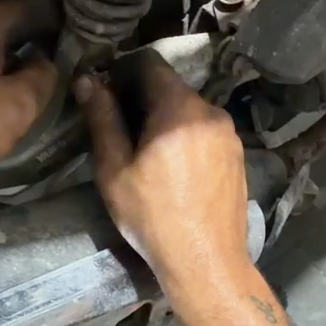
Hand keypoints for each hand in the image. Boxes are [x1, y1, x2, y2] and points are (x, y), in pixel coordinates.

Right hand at [75, 52, 252, 295]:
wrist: (206, 262)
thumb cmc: (153, 218)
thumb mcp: (115, 170)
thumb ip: (102, 120)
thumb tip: (87, 80)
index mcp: (179, 108)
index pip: (150, 64)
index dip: (123, 73)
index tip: (106, 96)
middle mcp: (211, 112)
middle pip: (172, 88)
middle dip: (144, 100)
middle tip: (120, 131)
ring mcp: (230, 134)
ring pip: (190, 112)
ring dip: (166, 122)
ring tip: (146, 156)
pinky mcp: (238, 156)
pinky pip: (205, 133)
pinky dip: (186, 139)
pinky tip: (174, 171)